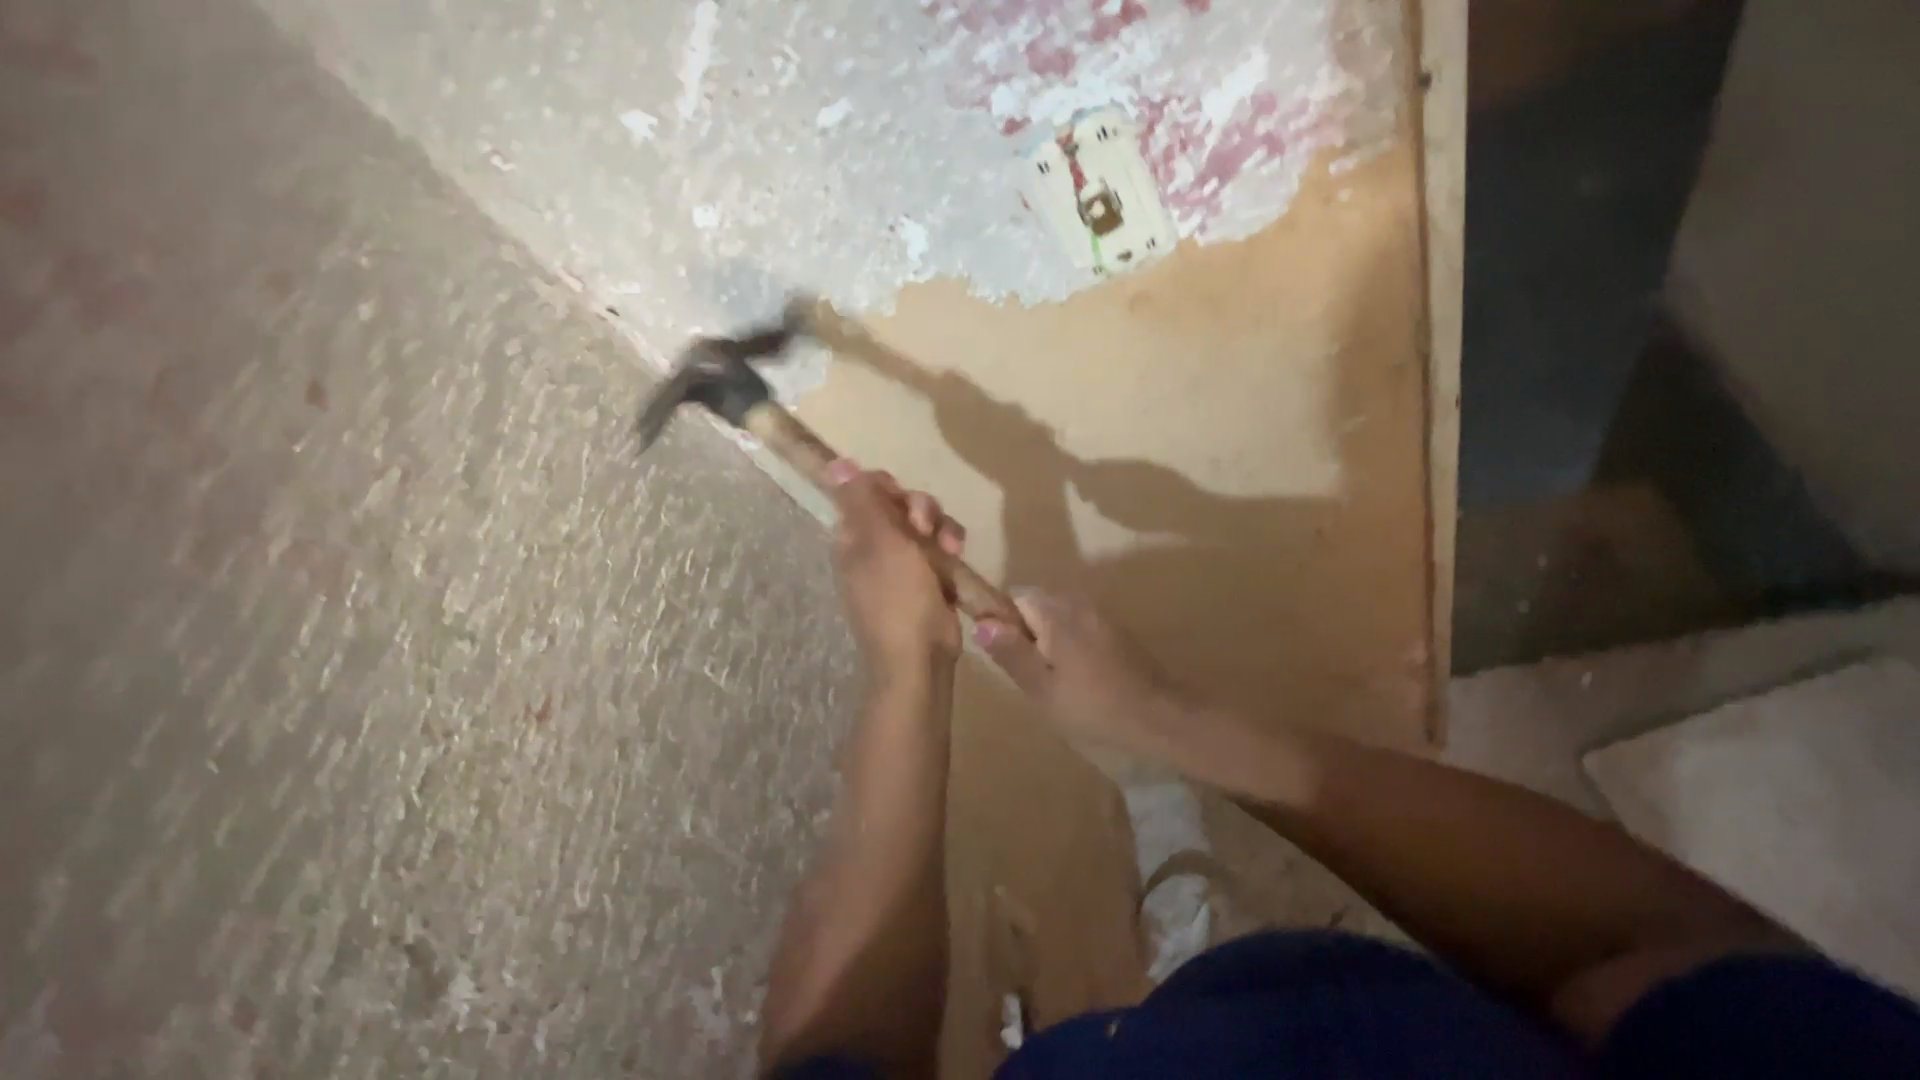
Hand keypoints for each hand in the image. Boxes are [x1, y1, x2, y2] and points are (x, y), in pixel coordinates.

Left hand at [828, 460, 966, 675]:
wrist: (919, 657)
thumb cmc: (897, 598)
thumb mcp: (880, 542)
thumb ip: (861, 500)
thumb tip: (834, 463)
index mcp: (852, 537)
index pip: (867, 491)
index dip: (892, 490)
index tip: (906, 506)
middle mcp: (872, 547)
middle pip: (900, 505)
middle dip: (921, 510)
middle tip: (927, 529)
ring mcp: (901, 565)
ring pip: (924, 524)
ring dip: (940, 527)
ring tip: (950, 546)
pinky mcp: (926, 579)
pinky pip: (938, 548)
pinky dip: (949, 547)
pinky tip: (958, 554)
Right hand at [975, 591, 1197, 760]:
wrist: (1156, 715)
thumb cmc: (1092, 706)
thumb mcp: (1042, 688)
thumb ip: (1011, 652)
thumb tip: (981, 622)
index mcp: (1055, 613)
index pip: (1013, 596)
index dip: (1002, 620)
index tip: (1004, 654)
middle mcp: (1077, 602)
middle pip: (1036, 602)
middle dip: (1025, 629)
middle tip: (1028, 672)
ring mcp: (1099, 614)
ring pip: (1058, 614)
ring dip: (1048, 637)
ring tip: (1051, 677)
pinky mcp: (1114, 629)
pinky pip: (1078, 624)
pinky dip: (1069, 642)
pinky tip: (1076, 675)